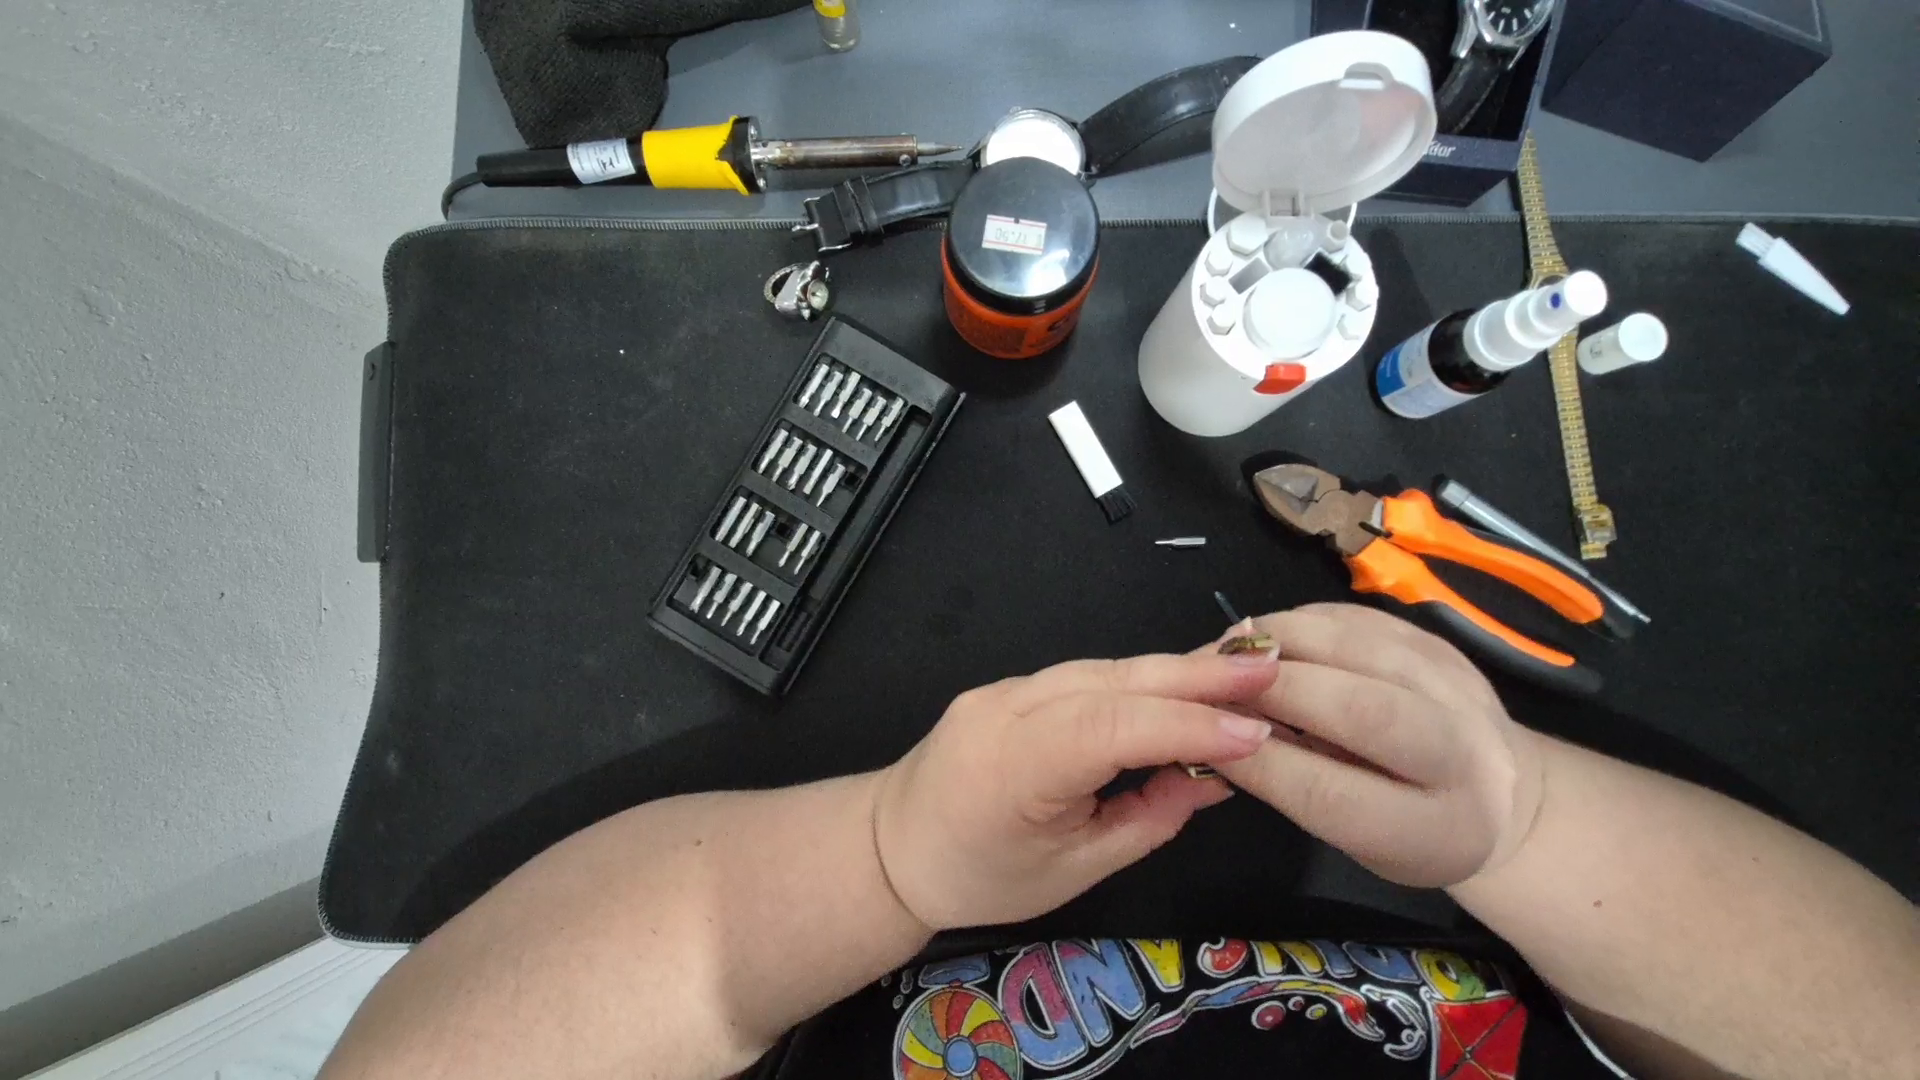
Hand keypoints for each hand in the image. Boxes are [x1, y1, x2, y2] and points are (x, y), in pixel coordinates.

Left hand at [873, 648, 1281, 930]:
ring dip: (1169, 671)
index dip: (1187, 725)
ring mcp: (1001, 689)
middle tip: (1266, 668)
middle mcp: (1005, 708)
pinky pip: (1081, 677)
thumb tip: (1212, 777)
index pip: (1112, 727)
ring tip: (1236, 673)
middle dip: (1192, 674)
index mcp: (1014, 765)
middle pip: (1110, 680)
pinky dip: (1134, 680)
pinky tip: (1175, 683)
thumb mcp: (1072, 869)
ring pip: (1099, 669)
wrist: (893, 843)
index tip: (1257, 730)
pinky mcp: (1006, 686)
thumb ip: (1146, 819)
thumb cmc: (980, 876)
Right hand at [1214, 603, 1546, 889]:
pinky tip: (1267, 636)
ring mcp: (1454, 686)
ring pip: (1360, 648)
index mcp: (1433, 828)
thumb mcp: (1354, 839)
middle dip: (1271, 688)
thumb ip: (1292, 784)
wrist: (1504, 797)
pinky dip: (1301, 622)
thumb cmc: (1410, 832)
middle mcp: (1458, 755)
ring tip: (1229, 648)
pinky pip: (1358, 618)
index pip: (1332, 794)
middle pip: (1360, 710)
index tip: (1203, 736)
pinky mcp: (1438, 642)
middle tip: (1210, 680)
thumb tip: (1218, 726)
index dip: (1258, 761)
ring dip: (1280, 640)